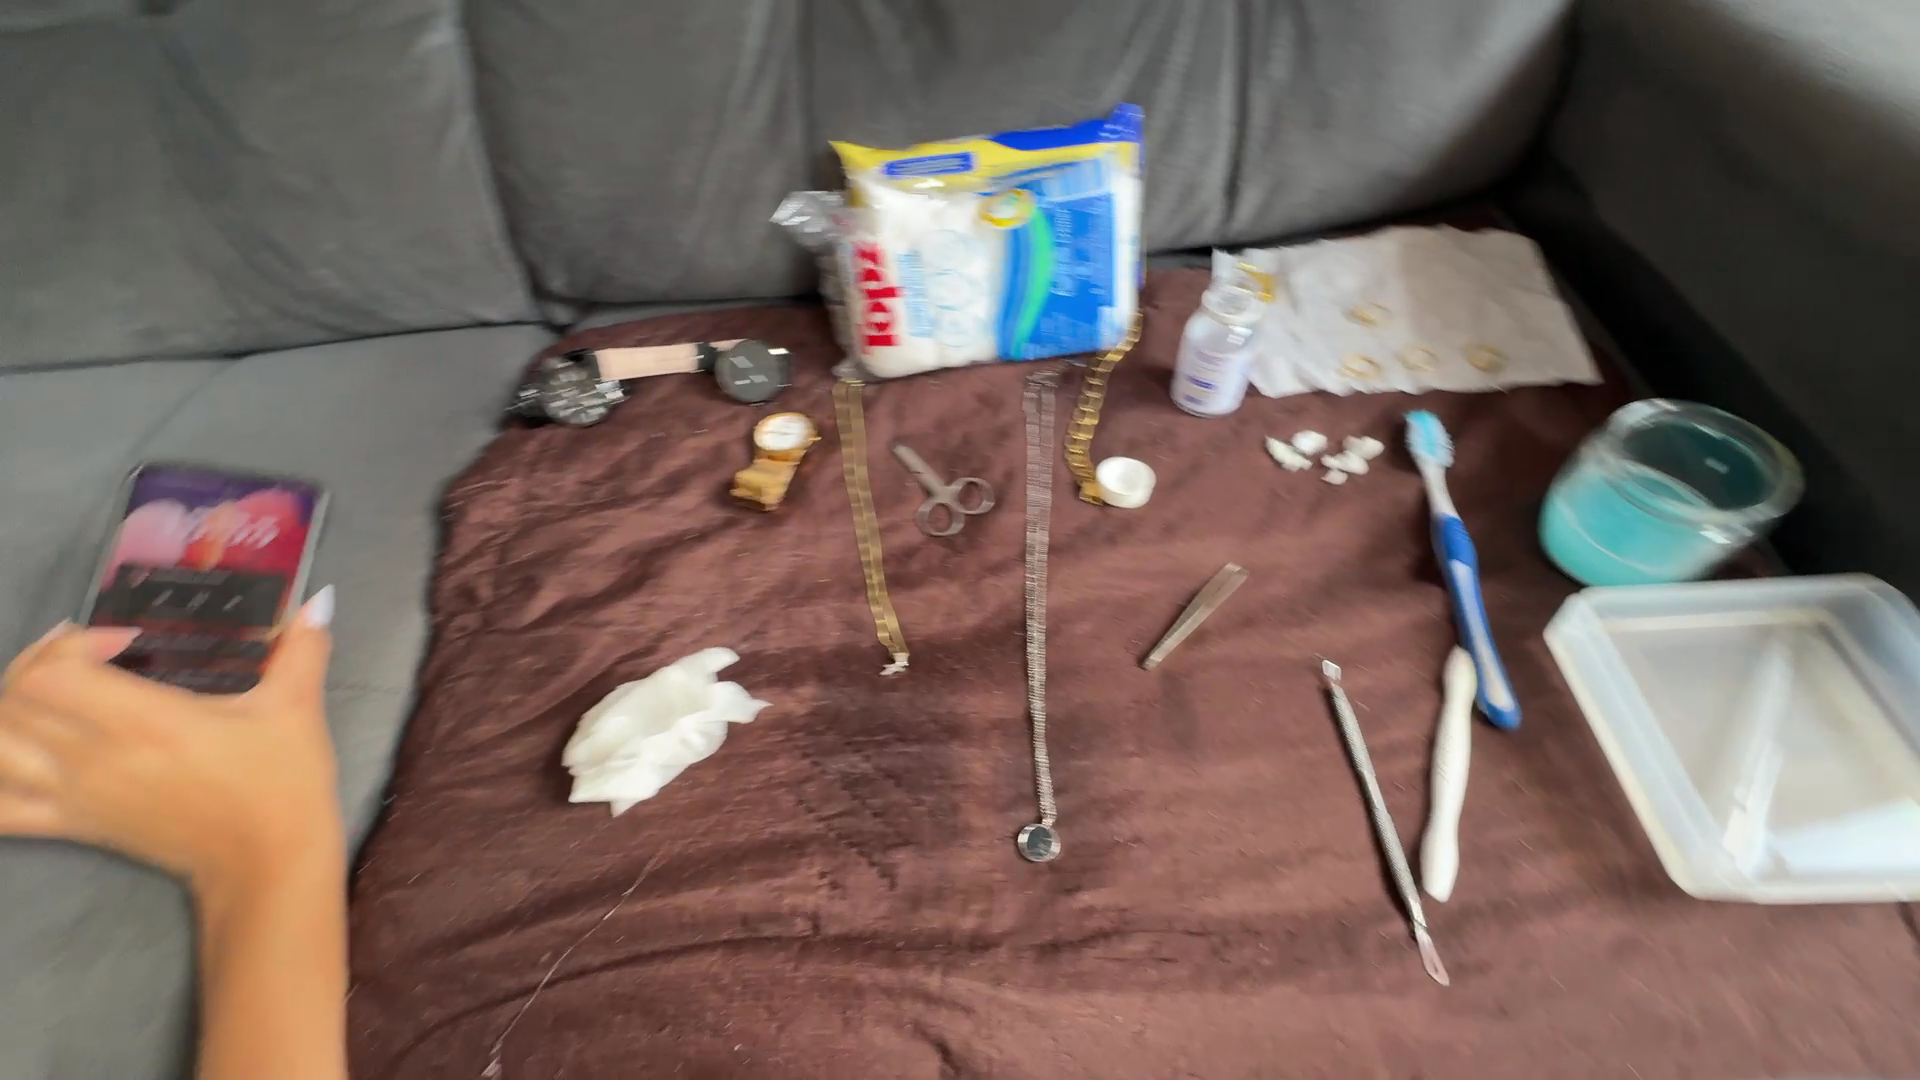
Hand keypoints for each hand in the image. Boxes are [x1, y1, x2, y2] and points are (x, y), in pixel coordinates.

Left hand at [0, 588, 342, 894]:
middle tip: (88, 656)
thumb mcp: (299, 706)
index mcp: (147, 724)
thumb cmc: (284, 776)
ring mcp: (71, 795)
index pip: (53, 674)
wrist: (268, 852)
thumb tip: (319, 601)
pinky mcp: (66, 824)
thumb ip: (303, 649)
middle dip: (38, 666)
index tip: (128, 639)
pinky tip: (24, 754)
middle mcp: (94, 757)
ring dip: (8, 712)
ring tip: (53, 696)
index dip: (72, 644)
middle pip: (10, 702)